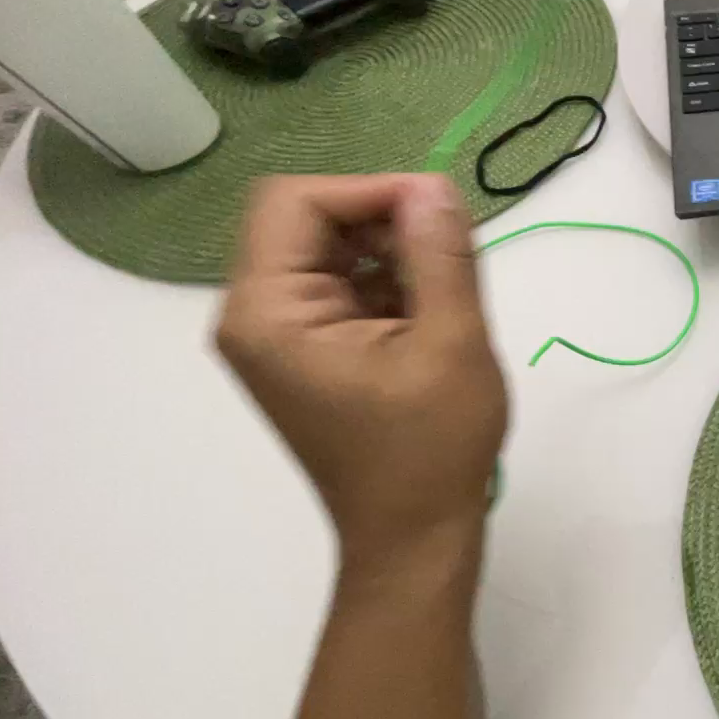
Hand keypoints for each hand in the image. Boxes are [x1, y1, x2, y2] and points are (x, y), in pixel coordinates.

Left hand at [217, 174, 507, 583]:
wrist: (416, 531)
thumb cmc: (432, 444)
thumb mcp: (452, 343)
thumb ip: (442, 258)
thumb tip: (435, 186)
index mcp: (269, 312)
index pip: (296, 204)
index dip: (372, 191)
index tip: (445, 209)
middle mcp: (259, 316)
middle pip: (311, 225)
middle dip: (389, 225)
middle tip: (459, 255)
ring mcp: (286, 338)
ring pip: (336, 256)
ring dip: (399, 256)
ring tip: (455, 294)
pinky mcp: (316, 354)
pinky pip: (350, 291)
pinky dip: (397, 287)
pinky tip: (440, 317)